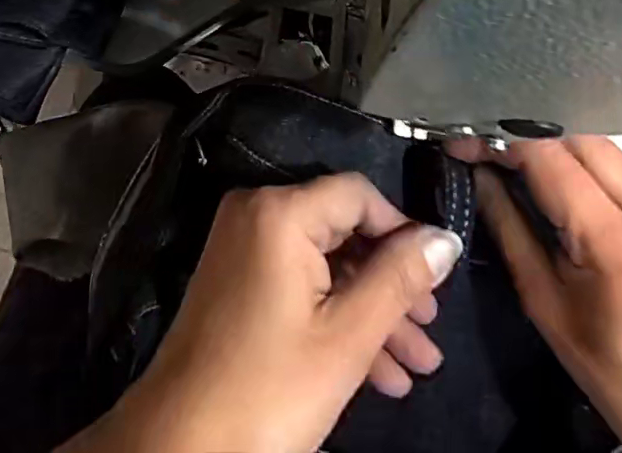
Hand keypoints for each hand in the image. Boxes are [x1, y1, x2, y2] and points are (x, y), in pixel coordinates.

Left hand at [61, 172, 463, 452]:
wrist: (176, 449)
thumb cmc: (269, 390)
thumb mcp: (347, 336)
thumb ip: (399, 278)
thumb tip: (445, 238)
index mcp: (281, 211)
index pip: (359, 195)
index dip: (402, 232)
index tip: (435, 277)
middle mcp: (258, 212)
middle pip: (343, 232)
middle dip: (391, 285)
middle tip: (429, 327)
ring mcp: (244, 246)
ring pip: (325, 265)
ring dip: (370, 311)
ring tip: (416, 364)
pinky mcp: (238, 279)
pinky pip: (299, 283)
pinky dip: (334, 317)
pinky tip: (378, 373)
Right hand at [450, 136, 621, 452]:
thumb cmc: (618, 376)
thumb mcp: (544, 304)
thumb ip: (508, 228)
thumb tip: (480, 175)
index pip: (553, 162)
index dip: (505, 146)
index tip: (473, 147)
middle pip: (581, 143)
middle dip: (533, 145)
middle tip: (498, 163)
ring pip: (604, 150)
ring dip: (562, 156)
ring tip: (532, 180)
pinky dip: (590, 172)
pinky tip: (573, 198)